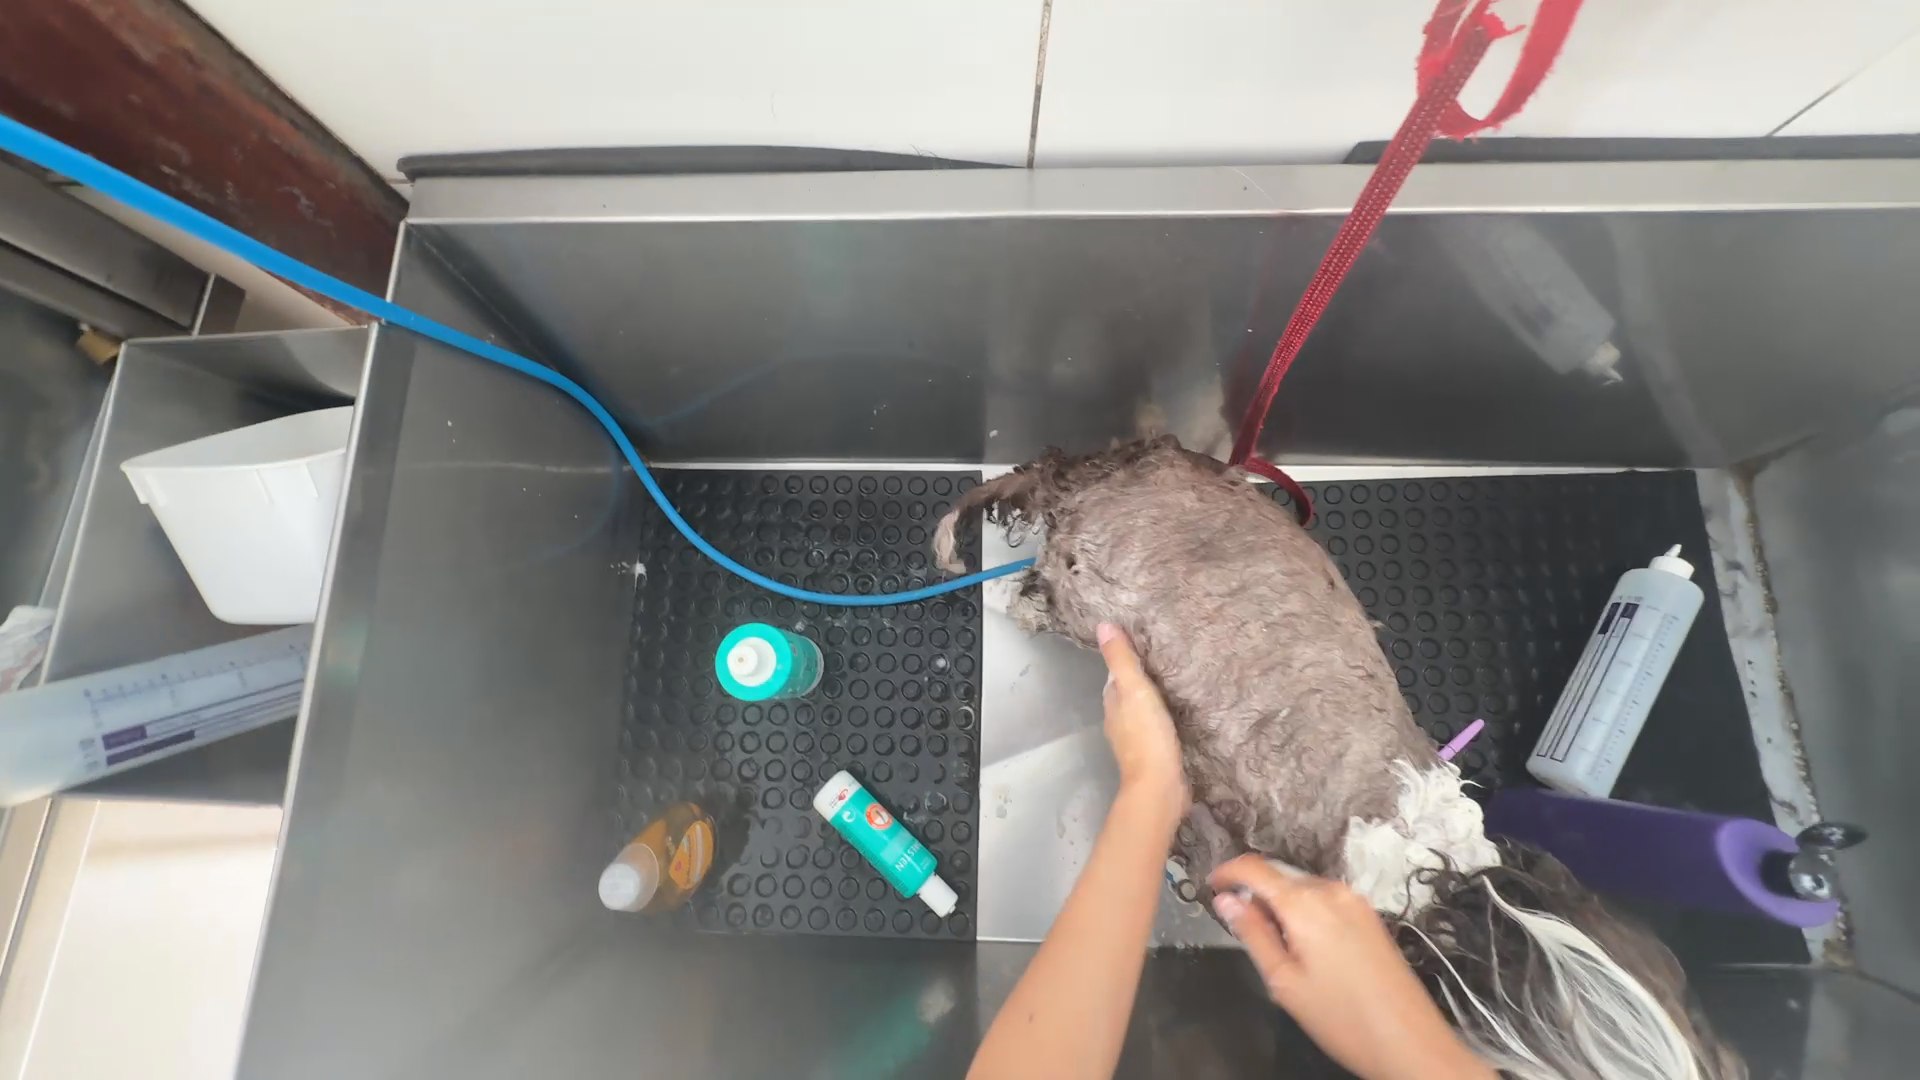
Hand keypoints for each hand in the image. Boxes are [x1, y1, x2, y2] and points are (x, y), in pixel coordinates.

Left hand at [1096, 623, 1187, 827]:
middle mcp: (1119, 718)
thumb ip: (1121, 659)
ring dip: (1156, 698)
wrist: (1159, 788)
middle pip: (1130, 691)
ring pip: (1143, 709)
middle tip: (1169, 659)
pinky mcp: (1153, 753)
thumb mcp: (1134, 690)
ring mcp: (1135, 738)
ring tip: (1178, 681)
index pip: (1117, 673)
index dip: (1129, 658)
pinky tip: (1181, 713)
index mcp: (1112, 701)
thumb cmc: (1146, 736)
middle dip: (1145, 677)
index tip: (1147, 642)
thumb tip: (1102, 625)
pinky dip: (1165, 717)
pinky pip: (1158, 726)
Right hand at [1208, 856, 1493, 1079]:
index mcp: (1304, 903)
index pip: (1253, 867)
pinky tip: (1311, 949)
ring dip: (1281, 905)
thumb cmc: (1342, 1019)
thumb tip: (1225, 898)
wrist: (1416, 1047)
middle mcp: (1329, 890)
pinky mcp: (1370, 915)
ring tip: (1282, 950)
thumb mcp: (1284, 982)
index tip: (1211, 887)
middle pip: (1278, 877)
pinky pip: (1324, 899)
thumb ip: (1251, 933)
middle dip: (1256, 896)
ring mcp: (1354, 900)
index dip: (1226, 872)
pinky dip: (1306, 911)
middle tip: (1248, 935)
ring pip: (1301, 888)